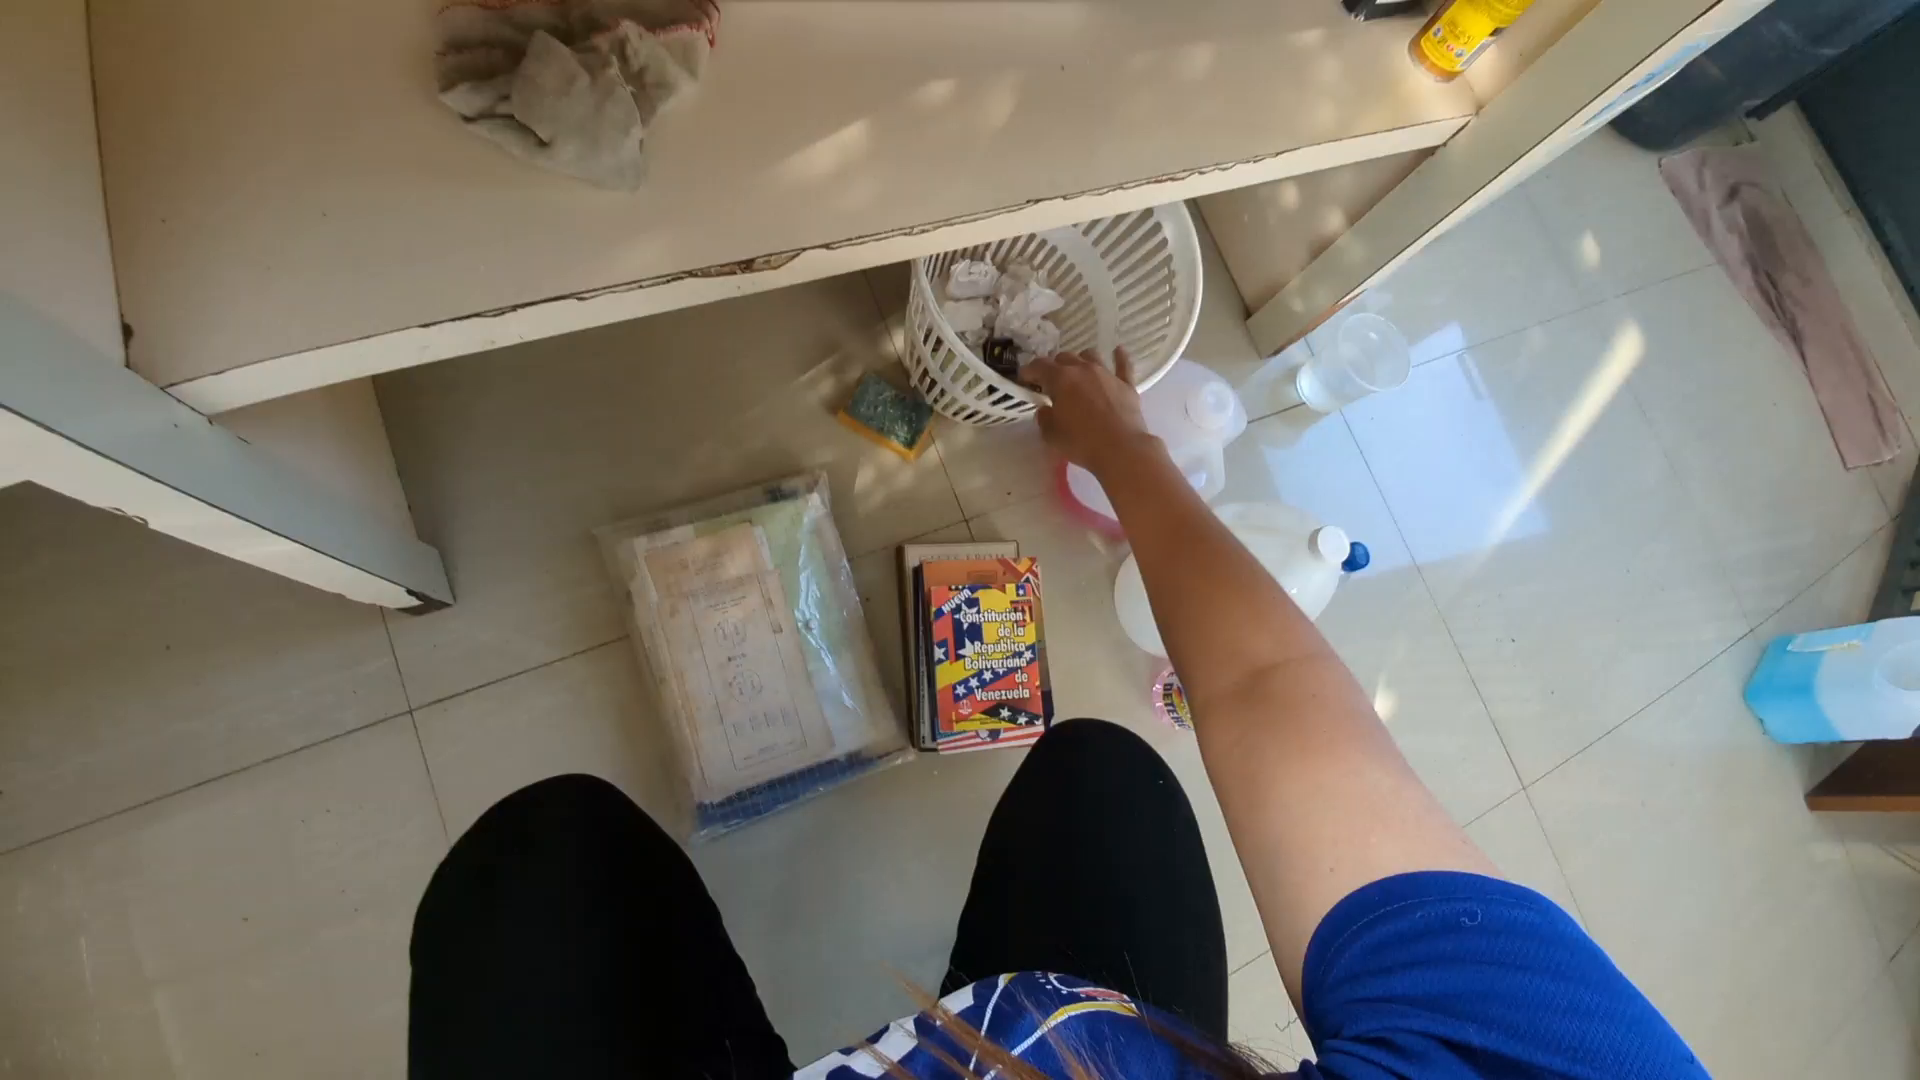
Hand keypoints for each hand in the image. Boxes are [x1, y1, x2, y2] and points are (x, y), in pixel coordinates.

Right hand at [1023, 348, 1161, 476]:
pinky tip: (1117, 351)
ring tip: (1078, 371)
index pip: (1039, 366)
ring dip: (1080, 360)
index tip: (1024, 379)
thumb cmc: (1081, 442)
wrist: (1120, 449)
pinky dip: (1118, 356)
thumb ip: (1044, 418)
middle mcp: (1083, 369)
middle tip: (1051, 382)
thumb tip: (1046, 409)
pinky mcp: (1126, 384)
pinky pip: (1123, 364)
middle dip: (1054, 367)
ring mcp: (1106, 374)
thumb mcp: (1051, 435)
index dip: (1029, 371)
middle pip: (1064, 357)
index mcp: (1061, 379)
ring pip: (1090, 355)